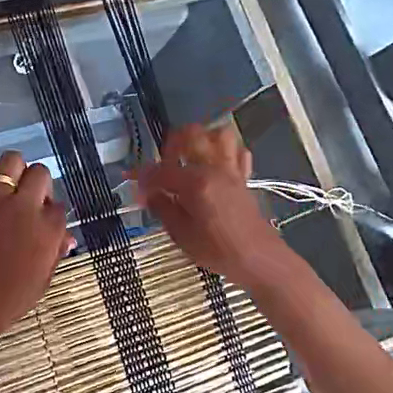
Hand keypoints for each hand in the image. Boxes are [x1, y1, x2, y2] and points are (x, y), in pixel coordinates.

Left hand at [0, 151, 72, 346]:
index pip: (59, 207)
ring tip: (11, 184)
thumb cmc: (6, 300)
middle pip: (41, 174)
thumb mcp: (42, 281)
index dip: (52, 214)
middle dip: (39, 185)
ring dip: (15, 170)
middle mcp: (25, 209)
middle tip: (31, 199)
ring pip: (12, 161)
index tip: (44, 222)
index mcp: (49, 230)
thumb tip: (65, 239)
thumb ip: (54, 253)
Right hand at [135, 124, 292, 288]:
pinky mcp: (243, 178)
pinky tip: (214, 165)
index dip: (142, 178)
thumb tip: (150, 194)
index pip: (160, 171)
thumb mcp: (180, 234)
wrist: (258, 258)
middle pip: (190, 135)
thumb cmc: (217, 250)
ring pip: (218, 134)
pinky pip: (237, 152)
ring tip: (188, 158)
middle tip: (162, 166)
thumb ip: (162, 208)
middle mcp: (214, 168)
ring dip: (200, 140)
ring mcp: (231, 170)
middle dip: (170, 146)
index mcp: (195, 182)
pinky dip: (224, 152)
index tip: (134, 188)